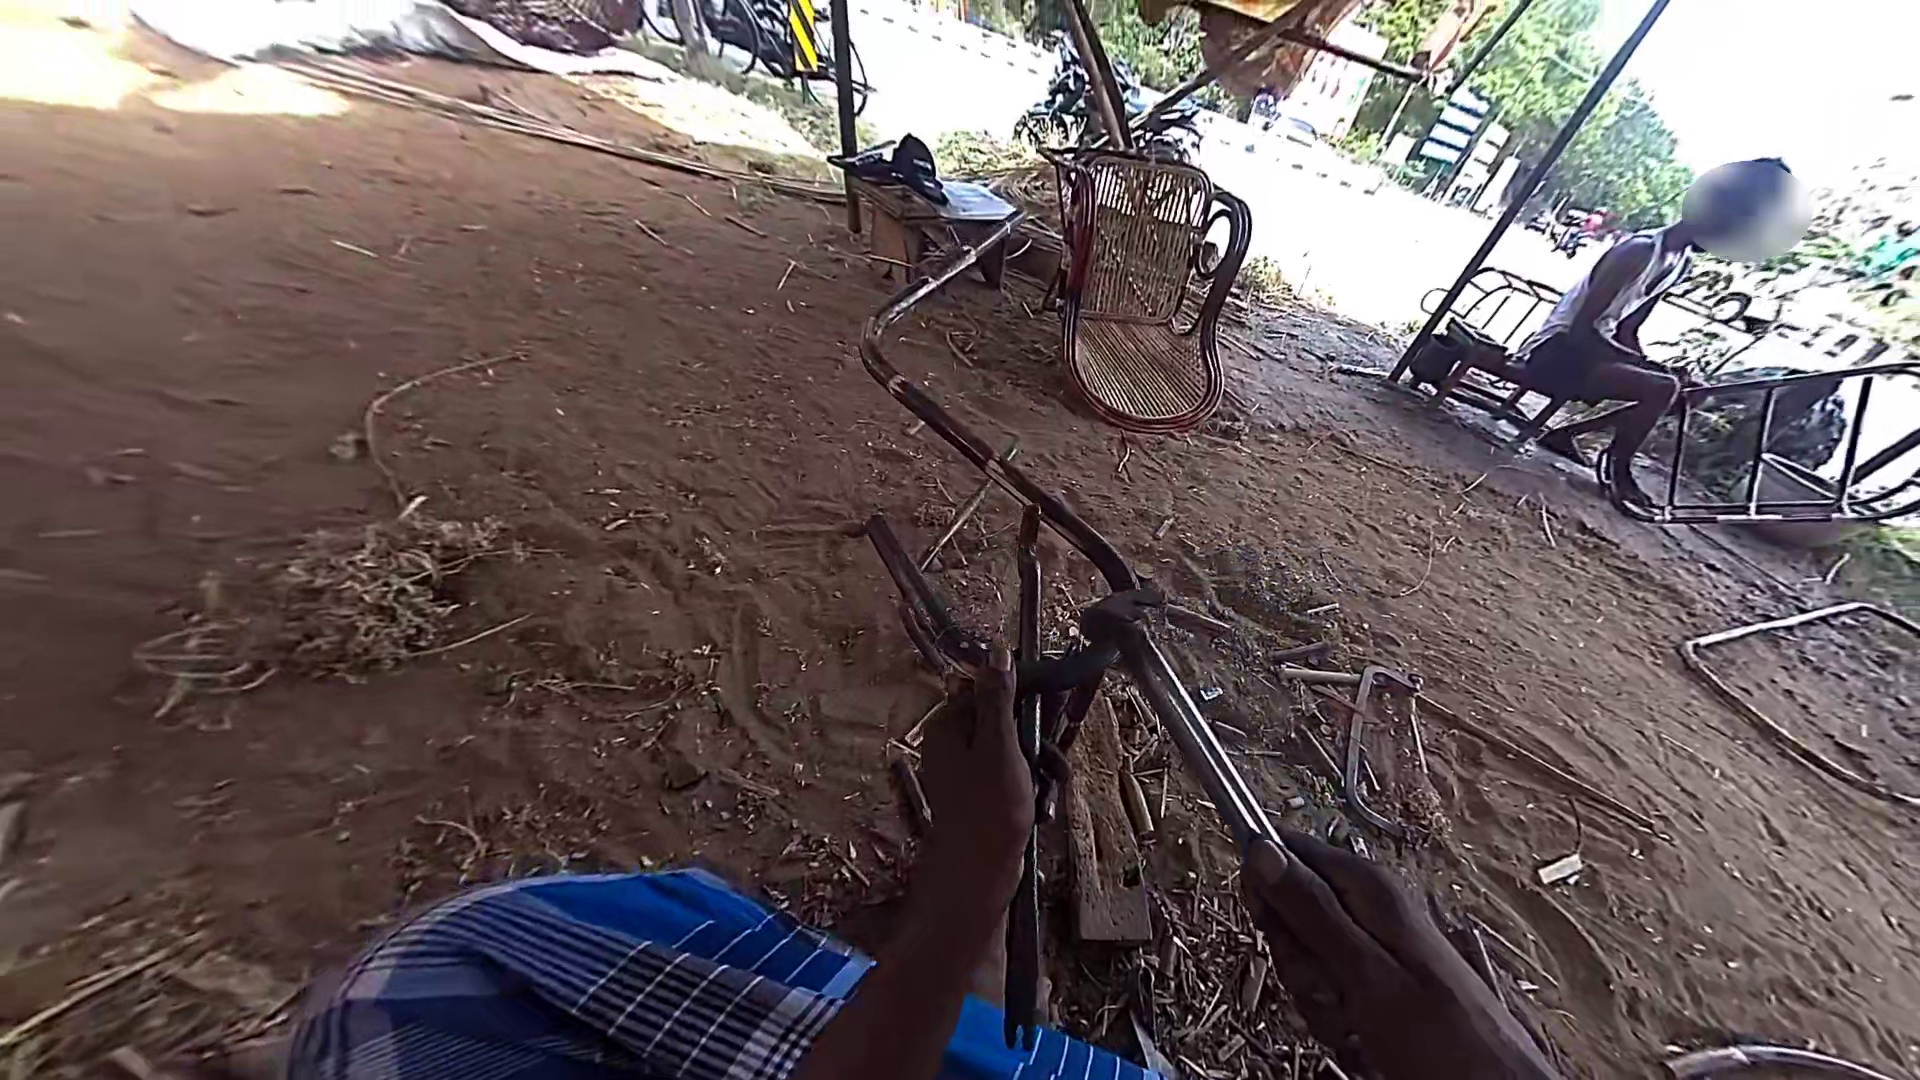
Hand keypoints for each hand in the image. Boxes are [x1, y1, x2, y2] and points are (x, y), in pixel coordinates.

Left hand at [917, 644, 1033, 907]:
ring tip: (1054, 784)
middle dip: (1033, 737)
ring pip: (1009, 745)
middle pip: (1001, 718)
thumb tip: (998, 650)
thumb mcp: (1000, 745)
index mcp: (948, 724)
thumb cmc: (990, 807)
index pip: (987, 688)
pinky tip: (1042, 802)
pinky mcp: (977, 790)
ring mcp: (963, 767)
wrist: (979, 877)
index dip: (1021, 696)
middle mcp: (951, 741)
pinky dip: (1027, 780)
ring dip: (1036, 761)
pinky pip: (1007, 770)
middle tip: (1054, 761)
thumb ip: (998, 698)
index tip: (1050, 707)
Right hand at [1242, 831, 1561, 1079]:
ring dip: (1309, 987)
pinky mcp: (1375, 975)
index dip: (1264, 883)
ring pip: (1301, 946)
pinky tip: (1355, 1032)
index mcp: (1364, 884)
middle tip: (1323, 986)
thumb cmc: (1440, 1040)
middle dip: (1293, 951)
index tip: (1267, 923)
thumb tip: (1259, 847)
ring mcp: (1370, 940)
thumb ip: (1309, 907)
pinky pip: (1323, 977)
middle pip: (1288, 903)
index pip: (1283, 849)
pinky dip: (1328, 1007)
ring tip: (1347, 1019)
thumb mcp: (1364, 972)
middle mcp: (1365, 902)